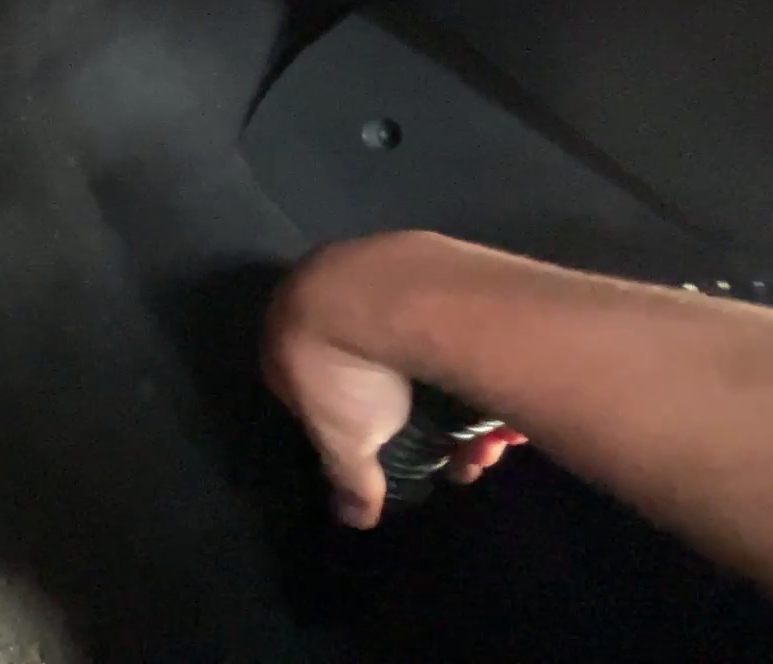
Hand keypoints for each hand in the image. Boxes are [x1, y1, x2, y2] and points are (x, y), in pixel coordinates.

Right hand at [266, 237, 525, 528]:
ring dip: (442, 380)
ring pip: (400, 334)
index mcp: (283, 338)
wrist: (382, 292)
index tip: (395, 449)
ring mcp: (355, 268)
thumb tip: (351, 521)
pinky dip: (457, 343)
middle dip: (411, 410)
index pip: (309, 383)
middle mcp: (311, 297)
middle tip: (455, 444)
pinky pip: (432, 309)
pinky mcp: (401, 252)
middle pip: (362, 360)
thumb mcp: (345, 438)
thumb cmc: (347, 369)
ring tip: (490, 421)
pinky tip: (489, 370)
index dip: (352, 422)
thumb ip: (349, 476)